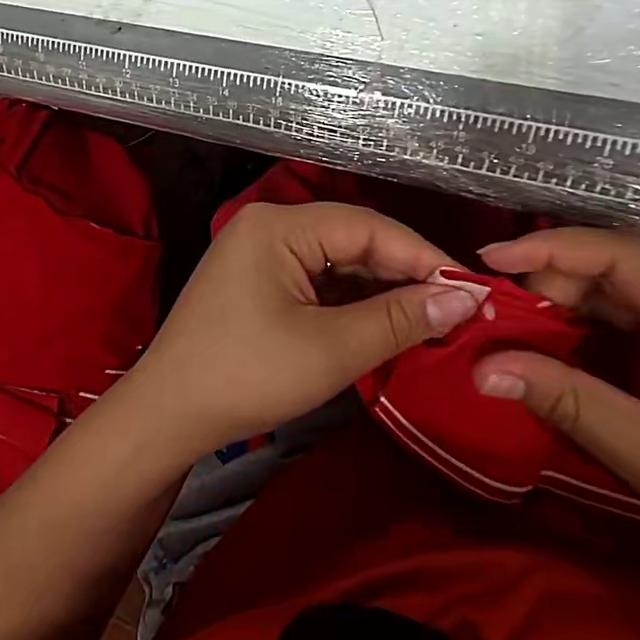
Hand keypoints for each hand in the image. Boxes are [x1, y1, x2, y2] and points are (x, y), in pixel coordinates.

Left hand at [107, 202, 480, 461]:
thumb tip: (465, 298)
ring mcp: (261, 253)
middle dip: (405, 275)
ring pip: (338, 262)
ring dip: (381, 291)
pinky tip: (387, 322)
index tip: (473, 290)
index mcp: (278, 225)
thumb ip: (399, 319)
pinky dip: (352, 302)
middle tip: (460, 309)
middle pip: (353, 240)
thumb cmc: (245, 376)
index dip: (424, 257)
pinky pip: (317, 281)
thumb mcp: (329, 349)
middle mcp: (269, 226)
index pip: (368, 228)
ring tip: (434, 318)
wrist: (167, 415)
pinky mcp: (259, 281)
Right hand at [471, 228, 639, 639]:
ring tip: (518, 326)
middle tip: (494, 308)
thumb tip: (483, 369)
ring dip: (579, 309)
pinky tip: (572, 349)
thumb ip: (570, 404)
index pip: (626, 254)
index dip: (549, 248)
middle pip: (630, 270)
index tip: (486, 258)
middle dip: (557, 283)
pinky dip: (609, 333)